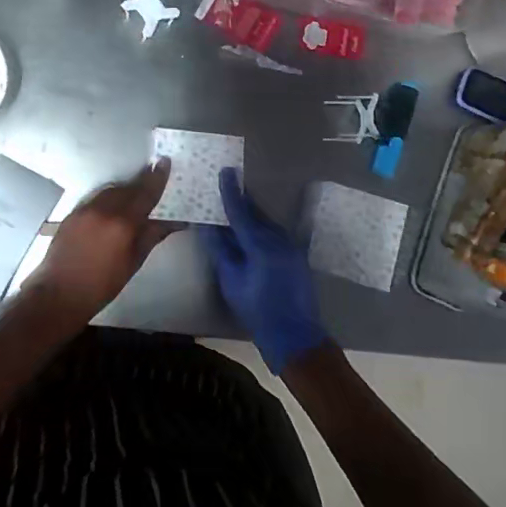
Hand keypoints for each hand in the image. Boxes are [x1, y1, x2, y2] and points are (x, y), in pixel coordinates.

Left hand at [24, 160, 179, 319]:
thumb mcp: (133, 263)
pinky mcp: (72, 214)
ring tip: (134, 195)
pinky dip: (108, 199)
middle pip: (128, 188)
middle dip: (141, 183)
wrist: (59, 293)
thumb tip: (170, 223)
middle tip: (153, 179)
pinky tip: (112, 208)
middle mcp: (104, 210)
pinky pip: (96, 199)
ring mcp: (85, 209)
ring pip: (110, 191)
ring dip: (124, 190)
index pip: (145, 193)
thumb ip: (151, 237)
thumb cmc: (102, 285)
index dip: (157, 178)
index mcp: (123, 224)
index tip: (164, 162)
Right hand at [200, 168, 327, 373]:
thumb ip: (221, 250)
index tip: (225, 172)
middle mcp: (279, 238)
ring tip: (236, 207)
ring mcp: (291, 247)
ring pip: (267, 224)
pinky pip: (276, 235)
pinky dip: (261, 229)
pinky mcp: (297, 256)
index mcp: (261, 243)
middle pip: (257, 214)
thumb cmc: (257, 309)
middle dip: (242, 201)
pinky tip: (252, 231)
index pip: (242, 212)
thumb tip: (208, 227)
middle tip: (227, 186)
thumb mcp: (232, 280)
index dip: (231, 192)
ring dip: (252, 215)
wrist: (295, 334)